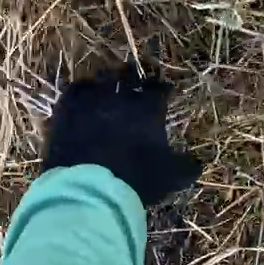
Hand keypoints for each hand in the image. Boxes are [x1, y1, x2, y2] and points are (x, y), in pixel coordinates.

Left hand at [42, 68, 201, 206]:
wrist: (90, 188)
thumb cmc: (136, 180)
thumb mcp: (170, 177)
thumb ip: (186, 167)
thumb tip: (197, 164)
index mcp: (148, 108)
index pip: (159, 89)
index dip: (162, 90)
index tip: (164, 92)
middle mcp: (121, 96)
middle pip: (128, 76)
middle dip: (132, 78)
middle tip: (133, 83)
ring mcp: (91, 100)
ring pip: (100, 79)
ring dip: (105, 81)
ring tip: (106, 87)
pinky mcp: (66, 109)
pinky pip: (74, 90)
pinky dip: (80, 91)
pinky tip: (82, 97)